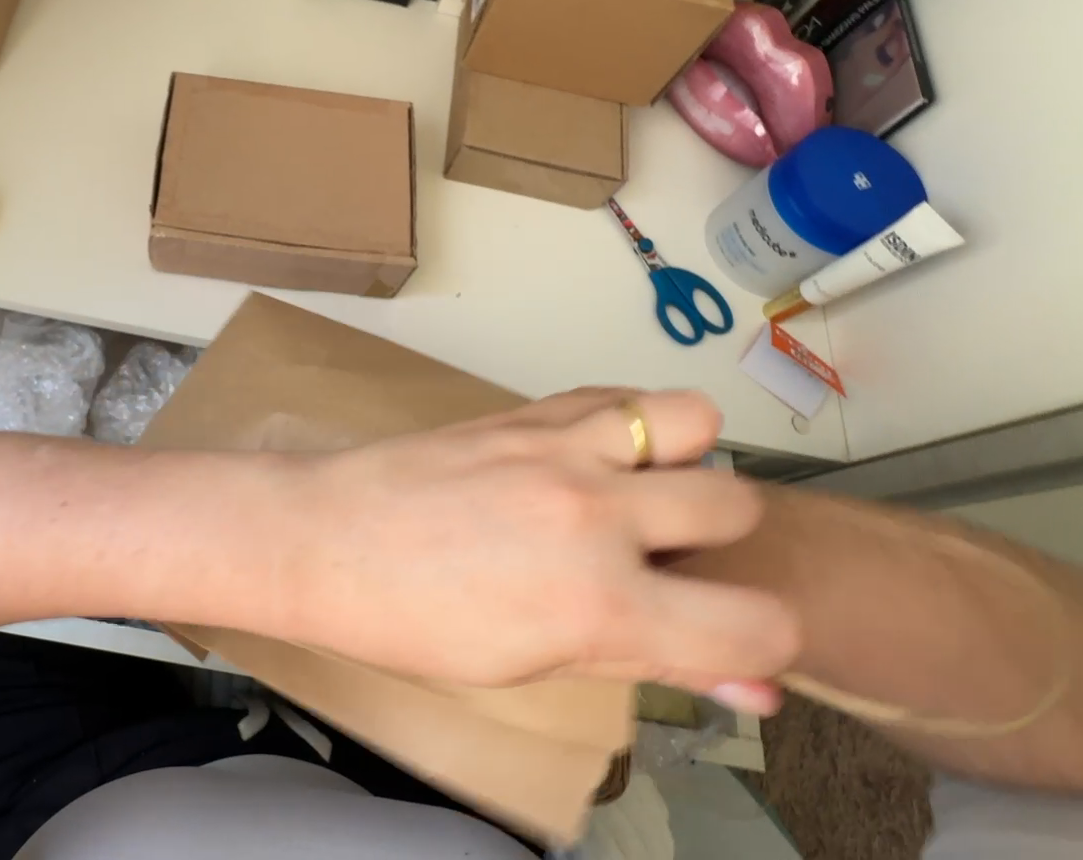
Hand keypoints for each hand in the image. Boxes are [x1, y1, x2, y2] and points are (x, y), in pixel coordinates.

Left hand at [280, 388, 798, 711]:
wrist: (322, 539)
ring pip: (691, 420)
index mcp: (600, 606)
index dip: (759, 645)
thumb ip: (643, 662)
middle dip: (716, 540)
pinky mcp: (524, 411)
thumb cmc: (409, 622)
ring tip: (632, 487)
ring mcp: (559, 449)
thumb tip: (750, 688)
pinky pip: (613, 394)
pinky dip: (621, 421)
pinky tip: (586, 453)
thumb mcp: (527, 664)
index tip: (727, 638)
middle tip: (661, 555)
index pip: (759, 629)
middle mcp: (595, 515)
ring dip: (680, 457)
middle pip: (738, 504)